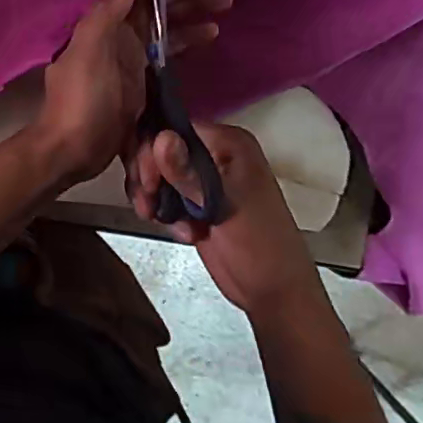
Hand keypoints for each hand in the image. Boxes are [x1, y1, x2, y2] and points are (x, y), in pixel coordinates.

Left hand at [32, 0, 234, 186]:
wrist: (73, 148)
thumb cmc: (81, 99)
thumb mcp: (88, 53)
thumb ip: (104, 17)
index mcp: (107, 25)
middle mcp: (120, 35)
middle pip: (161, 7)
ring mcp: (132, 57)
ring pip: (168, 27)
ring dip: (194, 14)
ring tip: (227, 2)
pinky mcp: (143, 81)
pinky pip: (168, 51)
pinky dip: (187, 40)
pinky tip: (211, 33)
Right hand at [129, 122, 324, 316]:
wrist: (274, 294)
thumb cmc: (260, 246)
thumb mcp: (223, 207)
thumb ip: (188, 174)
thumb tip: (160, 137)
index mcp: (228, 142)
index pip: (173, 129)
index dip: (153, 152)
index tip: (148, 184)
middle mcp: (214, 152)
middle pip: (159, 147)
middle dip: (147, 176)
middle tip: (148, 205)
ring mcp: (203, 177)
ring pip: (156, 171)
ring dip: (151, 195)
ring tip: (159, 219)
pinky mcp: (193, 201)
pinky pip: (161, 193)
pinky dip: (160, 210)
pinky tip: (180, 231)